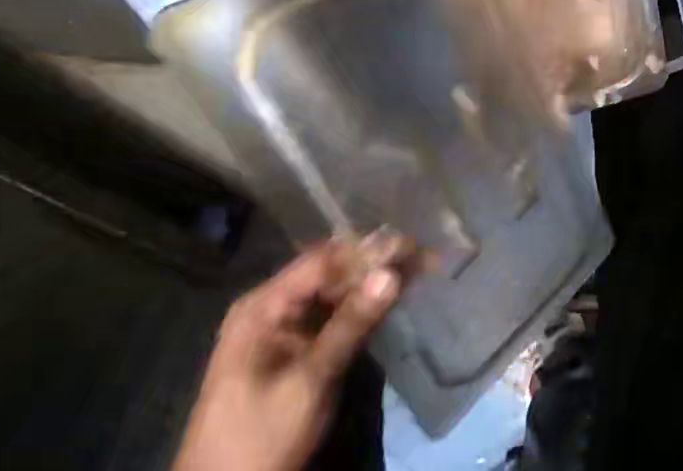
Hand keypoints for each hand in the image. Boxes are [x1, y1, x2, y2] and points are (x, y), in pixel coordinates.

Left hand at [173, 234, 414, 470]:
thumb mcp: (308, 381)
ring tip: (421, 266)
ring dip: (376, 279)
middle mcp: (273, 306)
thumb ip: (350, 324)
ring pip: (338, 290)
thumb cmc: (260, 437)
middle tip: (423, 254)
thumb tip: (392, 273)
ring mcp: (286, 327)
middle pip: (332, 271)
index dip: (367, 251)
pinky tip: (397, 293)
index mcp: (263, 306)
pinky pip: (336, 313)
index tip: (410, 244)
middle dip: (377, 262)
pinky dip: (366, 303)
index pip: (323, 262)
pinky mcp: (299, 347)